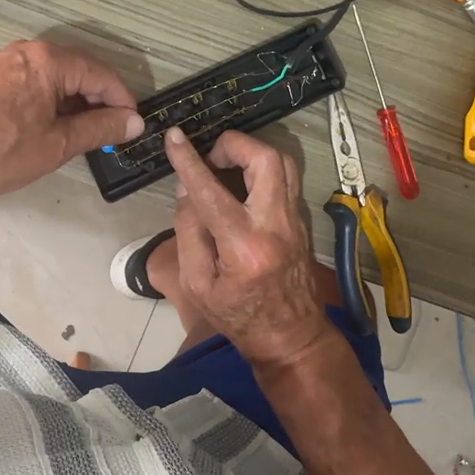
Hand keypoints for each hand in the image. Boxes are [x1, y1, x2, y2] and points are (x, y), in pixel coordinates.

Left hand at [0, 40, 142, 200]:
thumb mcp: (57, 144)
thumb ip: (100, 129)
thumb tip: (134, 122)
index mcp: (50, 60)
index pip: (102, 74)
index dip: (122, 100)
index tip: (132, 126)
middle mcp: (28, 52)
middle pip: (78, 70)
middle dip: (98, 100)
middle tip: (111, 132)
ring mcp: (5, 63)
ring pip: (54, 77)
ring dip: (73, 102)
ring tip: (82, 135)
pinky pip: (32, 82)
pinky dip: (49, 102)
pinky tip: (49, 128)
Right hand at [163, 127, 335, 368]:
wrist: (292, 337)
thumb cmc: (237, 316)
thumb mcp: (196, 283)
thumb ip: (188, 231)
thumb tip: (187, 188)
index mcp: (244, 247)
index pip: (212, 190)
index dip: (189, 160)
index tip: (174, 137)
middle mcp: (275, 225)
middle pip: (265, 159)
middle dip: (233, 145)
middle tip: (211, 156)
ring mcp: (294, 220)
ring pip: (282, 161)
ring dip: (250, 153)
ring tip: (225, 166)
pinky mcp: (301, 219)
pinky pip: (284, 177)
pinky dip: (259, 169)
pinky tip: (240, 183)